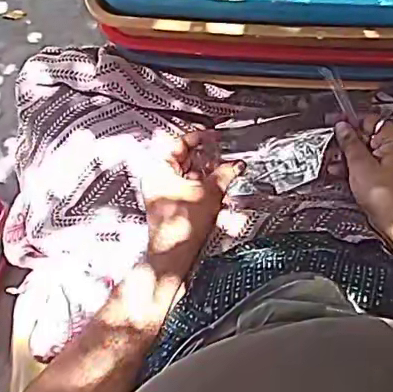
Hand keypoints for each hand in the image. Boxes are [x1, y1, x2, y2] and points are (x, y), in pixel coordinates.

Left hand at [135, 130, 240, 263]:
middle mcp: (157, 178)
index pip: (178, 143)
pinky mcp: (170, 204)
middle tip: (222, 152)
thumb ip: (224, 174)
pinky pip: (187, 185)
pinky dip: (200, 182)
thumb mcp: (209, 193)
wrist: (175, 255)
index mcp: (158, 169)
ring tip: (223, 167)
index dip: (198, 138)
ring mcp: (162, 191)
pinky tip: (216, 183)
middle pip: (182, 157)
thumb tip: (235, 165)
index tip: (213, 136)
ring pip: (186, 172)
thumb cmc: (181, 226)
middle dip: (204, 155)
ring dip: (204, 169)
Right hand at [334, 116, 392, 230]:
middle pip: (367, 135)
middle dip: (347, 142)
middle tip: (331, 145)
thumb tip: (342, 127)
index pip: (369, 119)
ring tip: (333, 162)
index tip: (334, 123)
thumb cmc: (384, 195)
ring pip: (367, 150)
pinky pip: (370, 163)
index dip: (349, 122)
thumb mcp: (359, 164)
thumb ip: (349, 142)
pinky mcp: (389, 174)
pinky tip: (342, 172)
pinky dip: (356, 166)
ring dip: (348, 155)